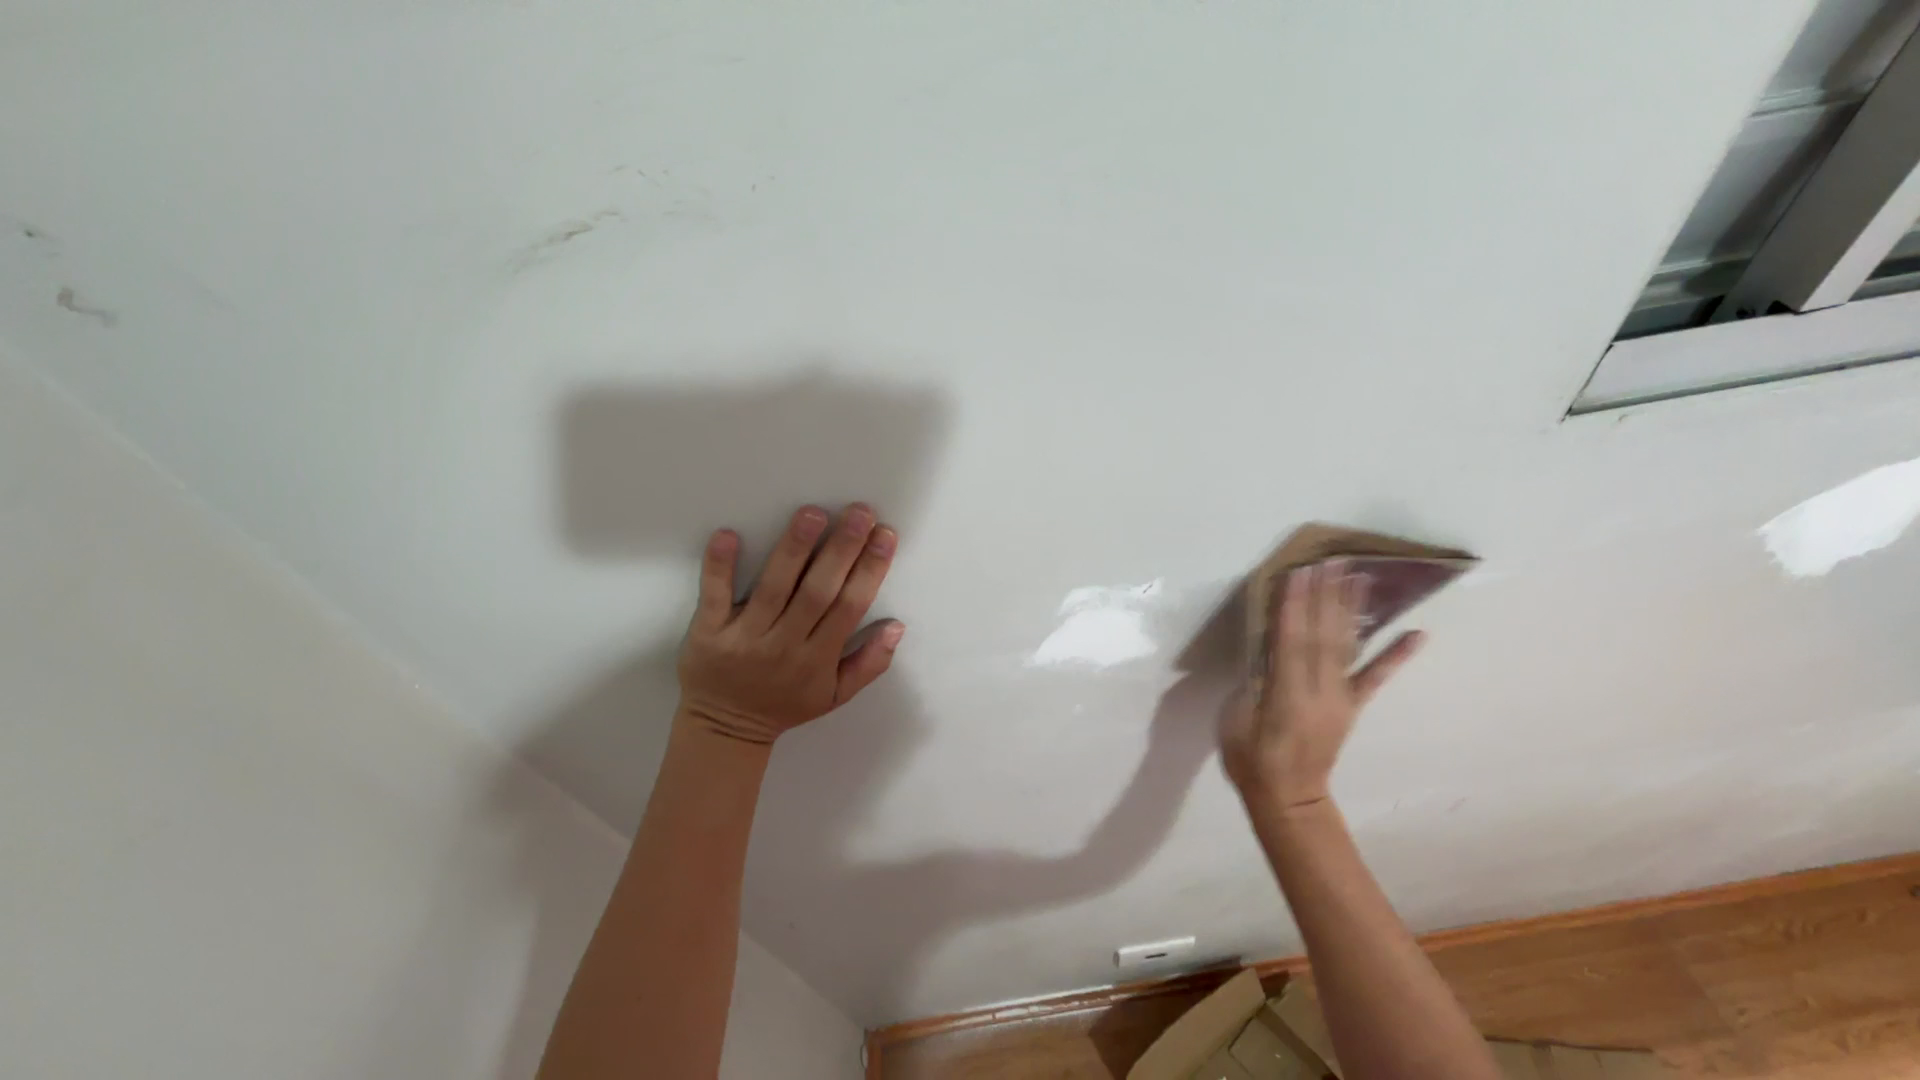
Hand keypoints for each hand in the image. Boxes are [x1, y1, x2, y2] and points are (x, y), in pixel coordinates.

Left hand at [677, 504, 904, 744]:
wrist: (723, 730)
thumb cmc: (784, 706)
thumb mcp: (835, 696)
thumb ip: (869, 663)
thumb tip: (897, 626)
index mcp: (818, 658)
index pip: (850, 606)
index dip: (870, 570)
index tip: (885, 535)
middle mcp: (785, 644)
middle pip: (818, 591)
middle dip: (841, 549)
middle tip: (859, 511)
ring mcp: (745, 637)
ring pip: (774, 587)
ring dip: (794, 548)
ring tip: (812, 513)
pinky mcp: (708, 632)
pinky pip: (714, 596)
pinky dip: (719, 566)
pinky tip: (728, 534)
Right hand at [1220, 560, 1422, 809]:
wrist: (1287, 799)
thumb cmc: (1250, 759)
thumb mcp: (1236, 720)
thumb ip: (1252, 684)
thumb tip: (1263, 650)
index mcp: (1286, 695)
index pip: (1291, 640)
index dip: (1294, 605)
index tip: (1299, 572)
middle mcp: (1319, 691)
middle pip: (1321, 636)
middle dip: (1323, 596)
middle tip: (1329, 560)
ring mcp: (1340, 698)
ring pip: (1346, 646)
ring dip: (1351, 609)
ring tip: (1358, 576)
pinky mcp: (1351, 706)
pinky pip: (1375, 678)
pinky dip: (1396, 655)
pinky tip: (1417, 634)